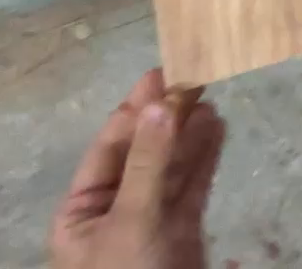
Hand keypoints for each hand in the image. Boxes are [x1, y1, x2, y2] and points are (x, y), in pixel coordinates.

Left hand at [50, 69, 226, 268]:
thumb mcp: (132, 222)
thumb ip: (148, 162)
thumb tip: (161, 101)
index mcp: (82, 211)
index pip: (110, 145)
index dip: (136, 107)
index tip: (165, 69)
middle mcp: (114, 211)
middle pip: (144, 151)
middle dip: (168, 115)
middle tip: (199, 75)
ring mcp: (149, 222)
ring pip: (172, 165)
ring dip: (190, 132)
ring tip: (213, 96)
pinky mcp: (181, 233)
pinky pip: (192, 185)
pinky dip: (205, 156)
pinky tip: (218, 128)